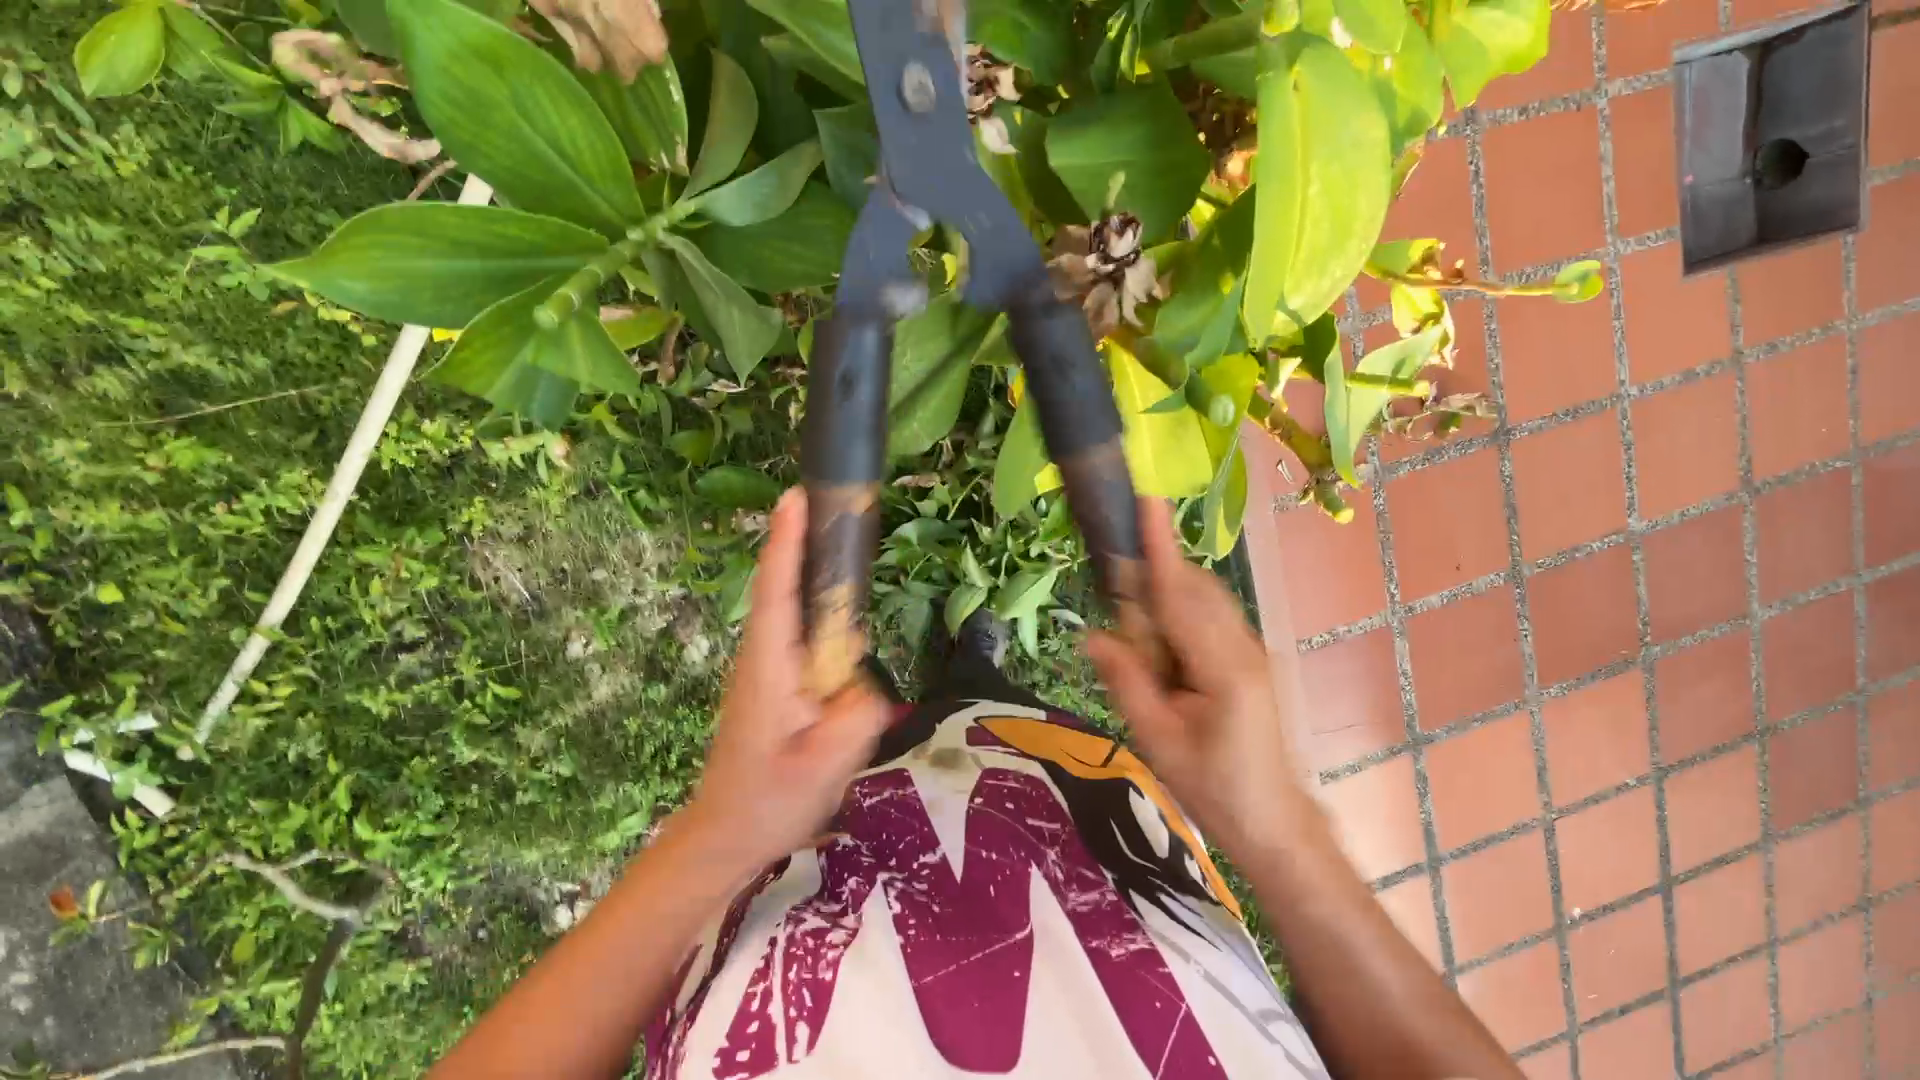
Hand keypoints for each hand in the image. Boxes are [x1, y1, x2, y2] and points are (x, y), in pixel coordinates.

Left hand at [682, 488, 892, 871]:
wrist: (725, 837)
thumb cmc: (769, 801)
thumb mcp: (826, 764)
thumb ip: (856, 714)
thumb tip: (866, 683)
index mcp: (769, 667)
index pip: (778, 592)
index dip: (787, 542)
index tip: (795, 495)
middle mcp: (763, 658)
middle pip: (787, 592)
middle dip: (809, 547)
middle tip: (842, 511)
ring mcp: (766, 672)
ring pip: (799, 619)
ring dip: (821, 590)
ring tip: (849, 564)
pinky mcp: (775, 688)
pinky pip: (806, 646)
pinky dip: (827, 630)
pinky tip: (848, 649)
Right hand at [1085, 498, 1320, 855]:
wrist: (1271, 818)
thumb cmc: (1212, 788)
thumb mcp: (1157, 741)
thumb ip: (1127, 683)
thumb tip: (1093, 635)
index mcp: (1223, 667)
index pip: (1181, 596)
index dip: (1160, 547)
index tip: (1148, 501)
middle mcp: (1243, 646)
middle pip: (1190, 589)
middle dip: (1150, 582)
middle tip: (1119, 614)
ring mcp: (1251, 649)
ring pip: (1200, 600)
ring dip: (1163, 602)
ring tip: (1140, 645)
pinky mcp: (1248, 657)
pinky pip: (1207, 618)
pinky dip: (1178, 617)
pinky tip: (1160, 648)